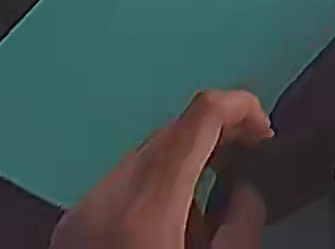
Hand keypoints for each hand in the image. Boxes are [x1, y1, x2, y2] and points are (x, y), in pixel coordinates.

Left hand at [51, 89, 272, 248]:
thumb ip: (244, 220)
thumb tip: (247, 184)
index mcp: (144, 210)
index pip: (200, 115)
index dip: (242, 106)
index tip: (264, 132)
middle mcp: (106, 199)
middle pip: (176, 128)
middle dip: (219, 135)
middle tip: (248, 162)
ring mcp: (81, 213)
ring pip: (152, 150)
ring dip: (190, 159)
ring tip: (211, 204)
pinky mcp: (70, 228)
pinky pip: (128, 180)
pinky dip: (161, 184)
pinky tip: (174, 225)